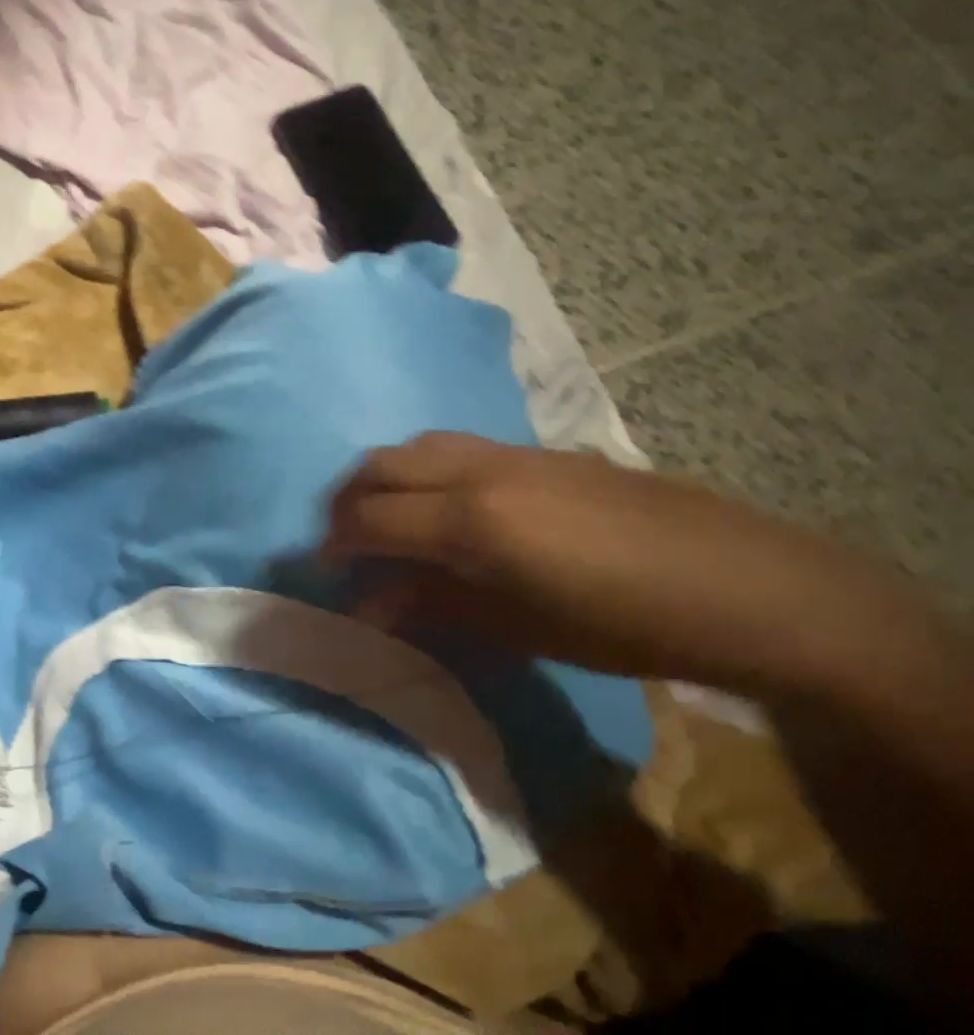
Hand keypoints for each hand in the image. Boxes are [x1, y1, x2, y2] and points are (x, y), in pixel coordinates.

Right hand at [324, 432, 957, 704]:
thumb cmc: (627, 627)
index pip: (369, 518)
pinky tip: (449, 512)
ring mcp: (516, 454)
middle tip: (342, 542)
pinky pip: (460, 449)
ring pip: (419, 446)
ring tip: (387, 522)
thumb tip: (370, 603)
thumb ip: (433, 605)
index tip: (324, 572)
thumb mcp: (517, 629)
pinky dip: (428, 472)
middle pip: (381, 466)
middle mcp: (481, 471)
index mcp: (471, 520)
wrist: (751, 589)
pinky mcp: (546, 454)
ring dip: (386, 479)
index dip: (335, 544)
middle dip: (347, 501)